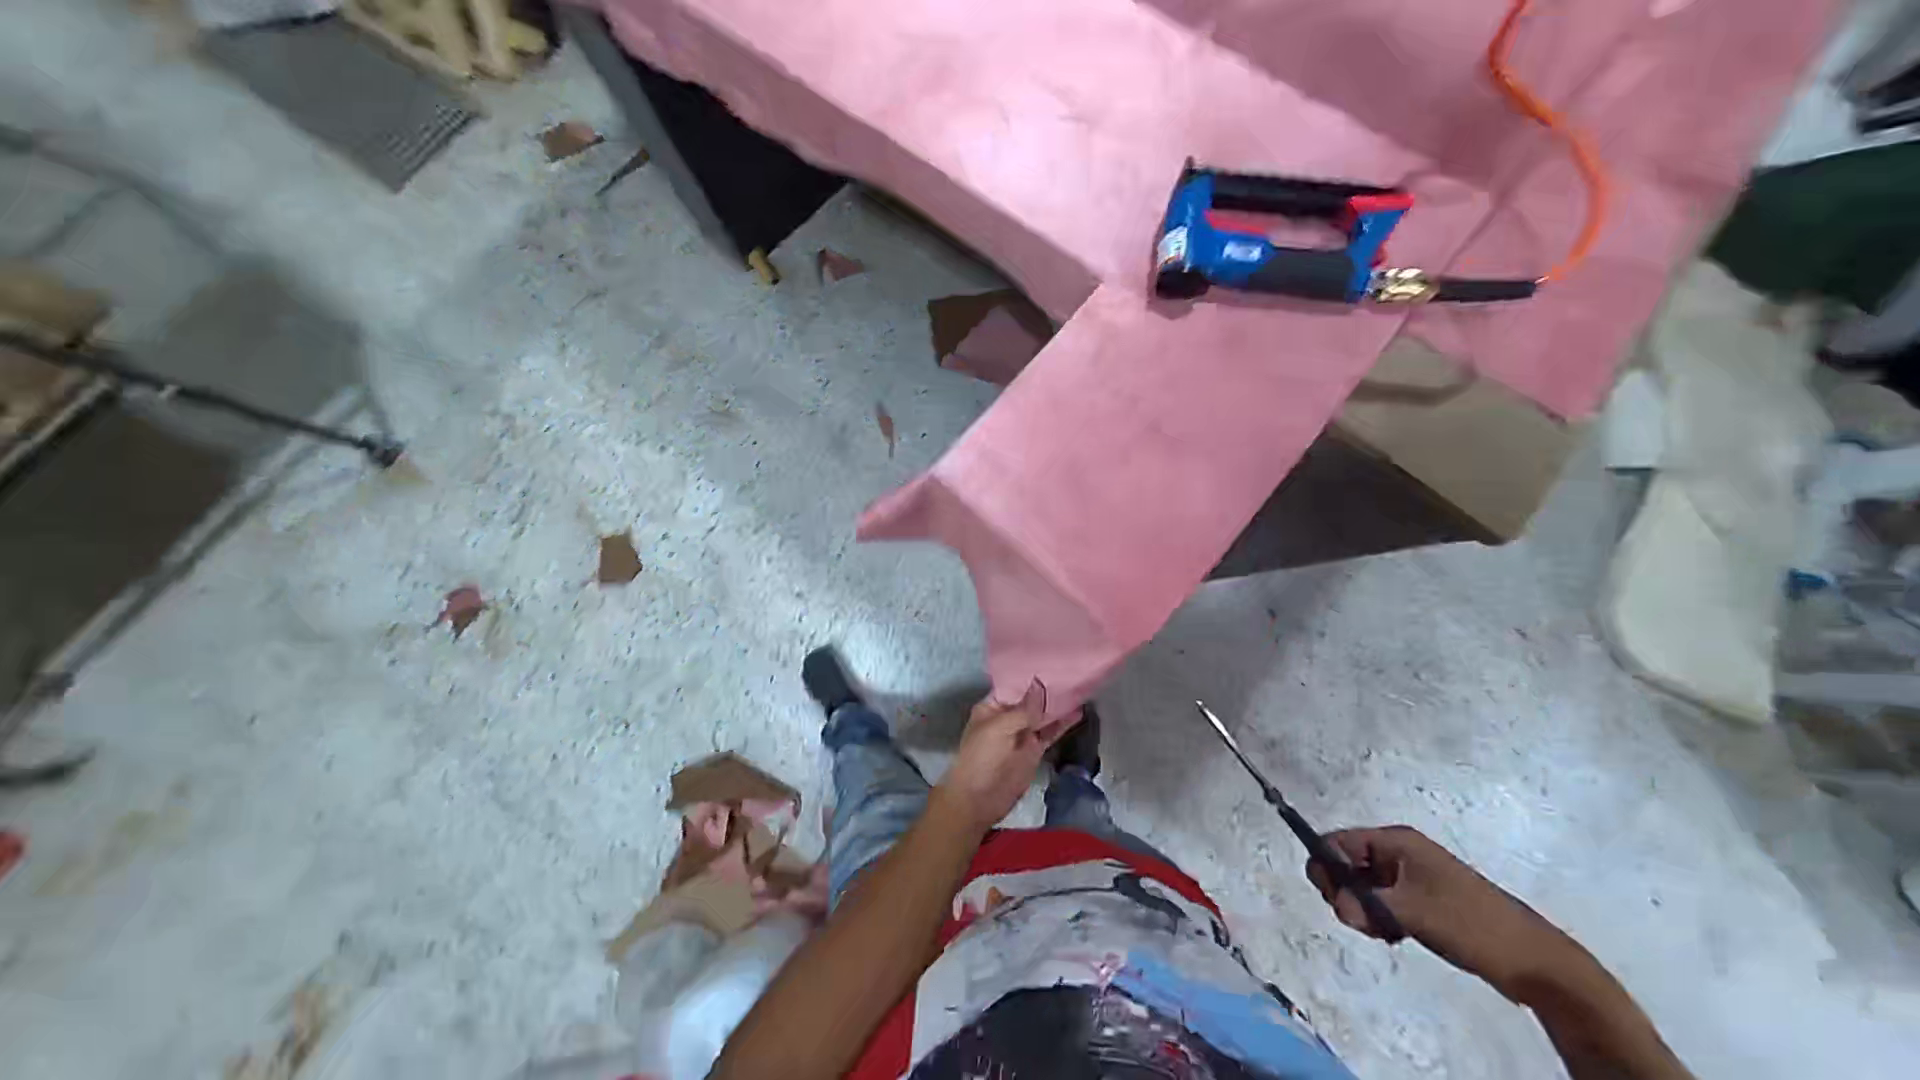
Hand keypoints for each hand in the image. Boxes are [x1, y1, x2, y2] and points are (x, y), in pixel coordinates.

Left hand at [932, 680, 1074, 833]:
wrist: (979, 799)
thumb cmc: (981, 758)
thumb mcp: (998, 728)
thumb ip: (1023, 709)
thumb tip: (1040, 685)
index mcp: (992, 706)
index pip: (1014, 685)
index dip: (1031, 675)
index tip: (1052, 661)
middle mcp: (1008, 716)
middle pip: (1031, 699)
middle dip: (1048, 687)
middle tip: (1072, 670)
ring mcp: (1022, 733)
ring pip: (1043, 714)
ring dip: (1059, 704)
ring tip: (1080, 687)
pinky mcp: (1034, 749)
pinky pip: (1050, 732)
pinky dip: (1063, 723)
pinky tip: (1079, 712)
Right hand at [1307, 826, 1580, 1000]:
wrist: (1534, 961)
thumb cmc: (1471, 924)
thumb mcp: (1414, 912)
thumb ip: (1367, 906)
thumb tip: (1337, 906)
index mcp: (1397, 841)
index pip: (1340, 841)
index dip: (1326, 864)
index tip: (1330, 897)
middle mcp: (1400, 852)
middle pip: (1347, 862)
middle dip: (1344, 891)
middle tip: (1358, 920)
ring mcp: (1410, 876)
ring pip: (1363, 885)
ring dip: (1362, 908)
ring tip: (1382, 932)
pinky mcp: (1419, 899)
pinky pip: (1380, 900)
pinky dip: (1377, 916)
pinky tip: (1392, 935)